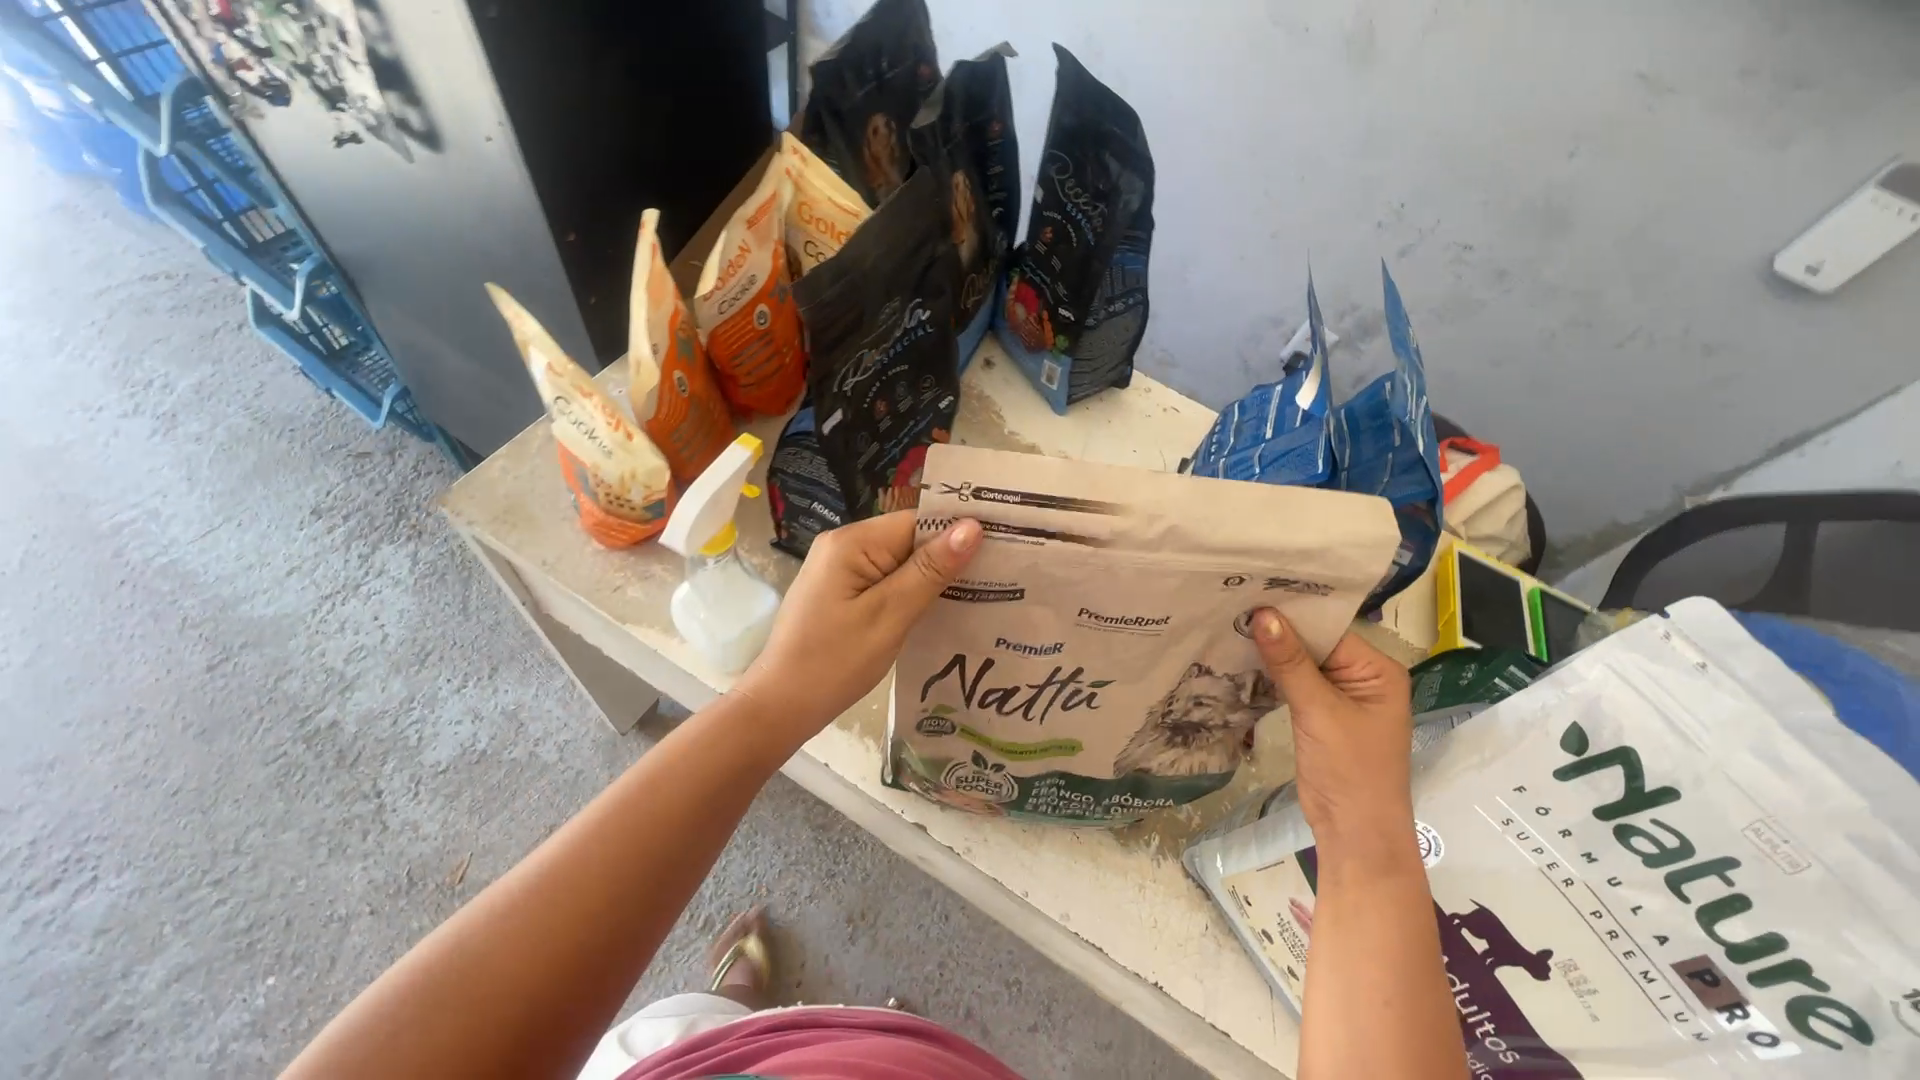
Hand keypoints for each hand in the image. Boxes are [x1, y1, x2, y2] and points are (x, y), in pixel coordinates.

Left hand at [734, 512, 980, 741]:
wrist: (781, 706)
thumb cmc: (833, 662)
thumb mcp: (889, 616)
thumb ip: (929, 571)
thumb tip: (972, 526)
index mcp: (852, 543)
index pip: (918, 521)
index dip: (959, 531)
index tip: (1004, 544)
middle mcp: (844, 547)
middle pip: (910, 539)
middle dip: (950, 555)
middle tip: (1003, 573)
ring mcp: (840, 571)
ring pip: (901, 562)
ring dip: (934, 577)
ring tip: (984, 592)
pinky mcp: (842, 594)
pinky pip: (887, 582)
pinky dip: (913, 593)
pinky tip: (942, 610)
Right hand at [1252, 610, 1415, 862]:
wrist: (1355, 833)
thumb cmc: (1350, 770)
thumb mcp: (1319, 712)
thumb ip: (1290, 663)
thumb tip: (1263, 615)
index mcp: (1378, 670)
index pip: (1330, 629)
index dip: (1292, 614)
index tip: (1249, 595)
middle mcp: (1363, 677)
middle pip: (1315, 643)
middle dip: (1278, 630)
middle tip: (1231, 606)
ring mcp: (1341, 697)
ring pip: (1301, 663)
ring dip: (1271, 653)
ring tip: (1228, 626)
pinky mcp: (1320, 715)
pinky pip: (1294, 684)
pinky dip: (1272, 675)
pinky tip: (1240, 661)